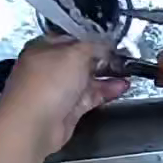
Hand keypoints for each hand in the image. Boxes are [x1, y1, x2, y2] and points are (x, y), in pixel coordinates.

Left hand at [0, 35, 126, 154]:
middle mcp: (50, 68)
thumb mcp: (75, 53)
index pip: (72, 38)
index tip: (113, 41)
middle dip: (103, 59)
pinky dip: (106, 92)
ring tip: (128, 74)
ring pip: (87, 80)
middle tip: (123, 58)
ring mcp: (58, 90)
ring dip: (108, 76)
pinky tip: (121, 87)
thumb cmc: (48, 82)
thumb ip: (93, 46)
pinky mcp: (68, 109)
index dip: (93, 39)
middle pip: (81, 60)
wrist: (34, 124)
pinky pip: (90, 97)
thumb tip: (105, 46)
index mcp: (44, 48)